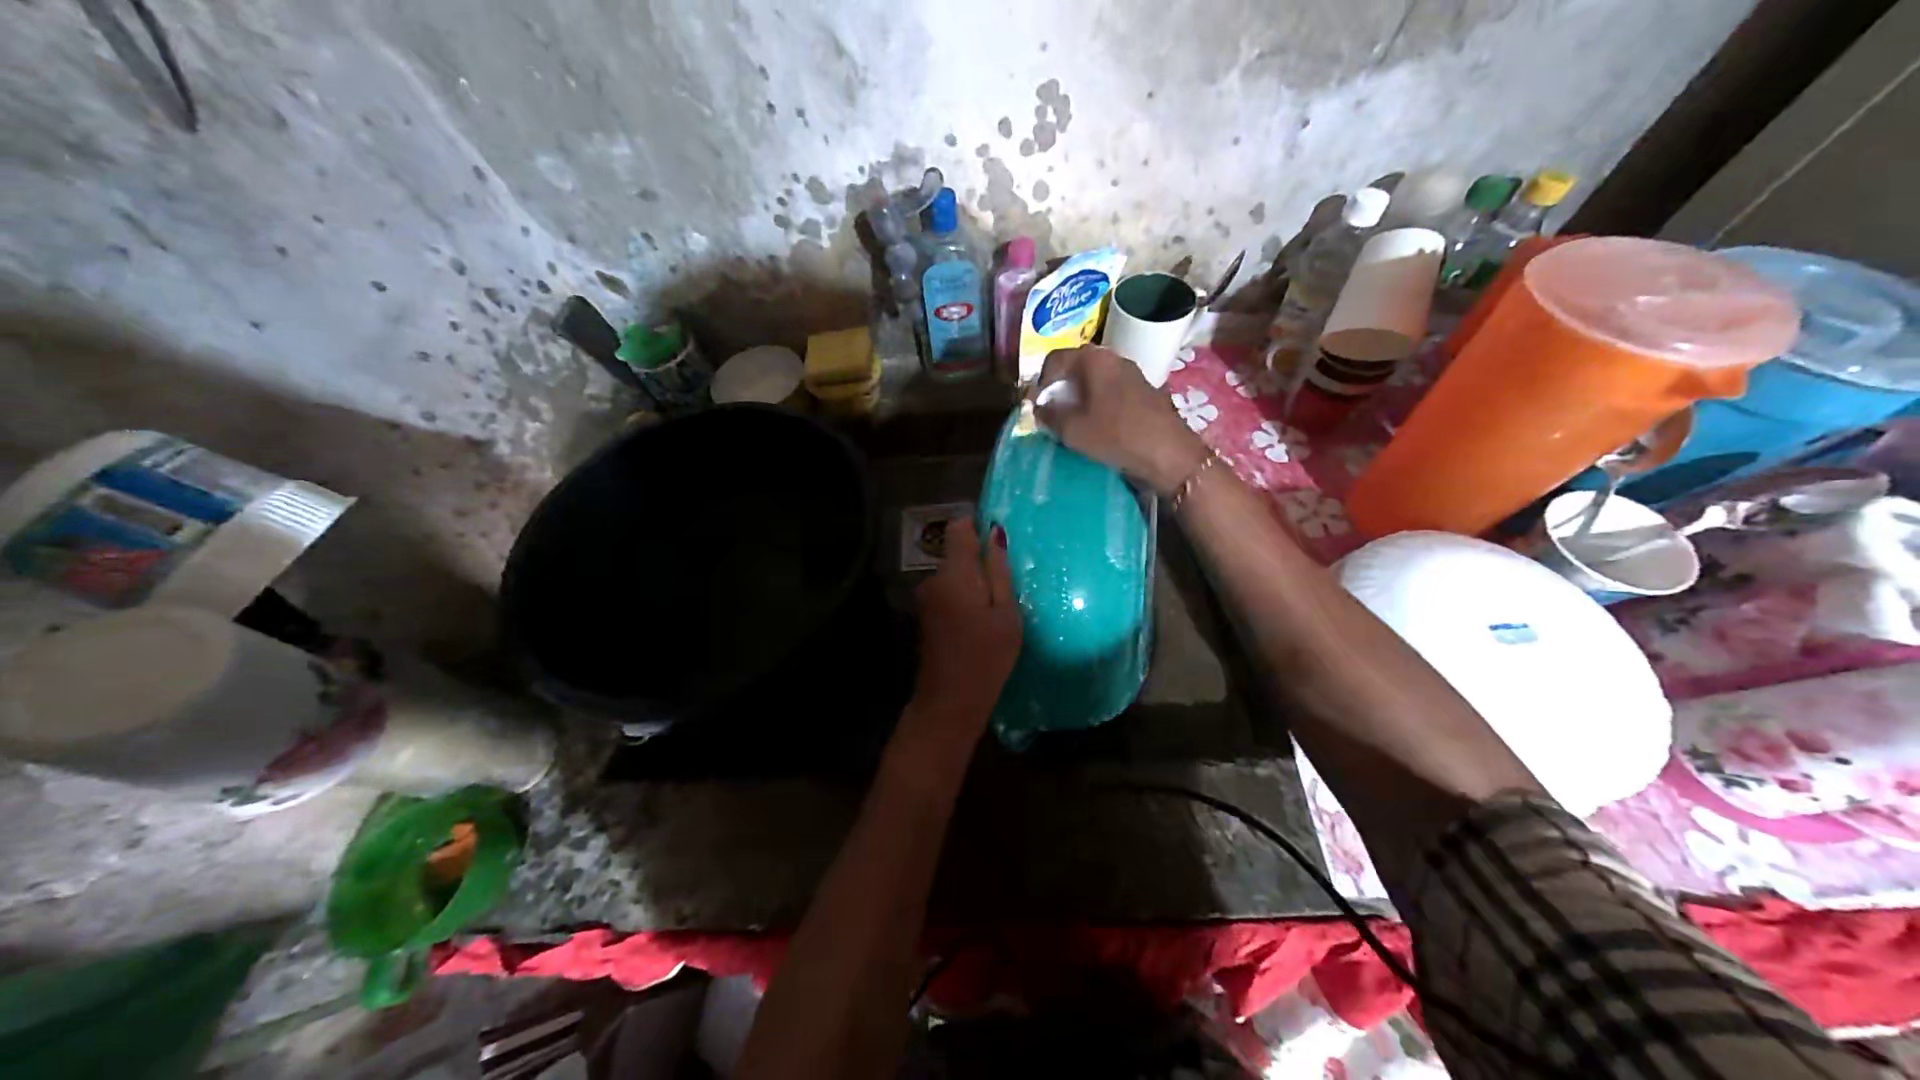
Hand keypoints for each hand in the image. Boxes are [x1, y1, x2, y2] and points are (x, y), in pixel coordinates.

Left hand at [912, 519, 1021, 726]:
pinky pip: (948, 594)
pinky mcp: (926, 616)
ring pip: (954, 576)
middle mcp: (933, 579)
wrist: (950, 701)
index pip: (959, 528)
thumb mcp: (1005, 612)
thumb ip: (998, 570)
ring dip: (973, 585)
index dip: (977, 526)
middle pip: (957, 554)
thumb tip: (994, 532)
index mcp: (955, 573)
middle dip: (980, 563)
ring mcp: (926, 598)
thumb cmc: (987, 656)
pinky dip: (964, 600)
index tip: (998, 540)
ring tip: (998, 609)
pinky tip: (981, 623)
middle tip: (1008, 588)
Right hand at [1032, 346, 1210, 495]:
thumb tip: (1038, 405)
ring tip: (1074, 421)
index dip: (1040, 381)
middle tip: (1053, 413)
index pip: (1054, 359)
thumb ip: (1049, 414)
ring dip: (1080, 395)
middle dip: (1060, 387)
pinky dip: (1099, 401)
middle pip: (1076, 366)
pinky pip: (1112, 389)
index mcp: (1093, 358)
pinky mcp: (1144, 389)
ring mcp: (1132, 372)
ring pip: (1095, 378)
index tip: (1038, 405)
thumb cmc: (1115, 435)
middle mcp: (1113, 357)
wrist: (1168, 453)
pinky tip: (1099, 424)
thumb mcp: (1072, 429)